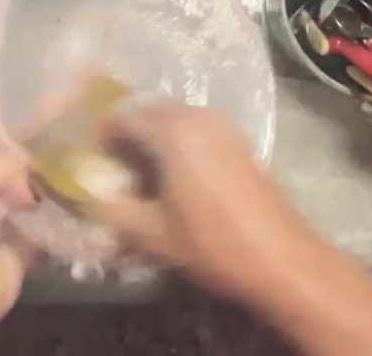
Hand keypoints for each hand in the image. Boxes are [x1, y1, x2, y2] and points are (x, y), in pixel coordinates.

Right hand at [93, 102, 332, 304]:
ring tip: (144, 175)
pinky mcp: (238, 138)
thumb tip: (86, 189)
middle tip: (116, 169)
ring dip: (153, 137)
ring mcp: (221, 123)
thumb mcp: (153, 234)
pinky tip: (178, 176)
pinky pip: (195, 127)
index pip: (121, 116)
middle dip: (127, 135)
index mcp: (172, 130)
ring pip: (173, 118)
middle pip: (147, 111)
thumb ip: (112, 207)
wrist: (284, 260)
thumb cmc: (214, 244)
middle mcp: (196, 115)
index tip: (94, 163)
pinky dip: (178, 141)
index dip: (102, 137)